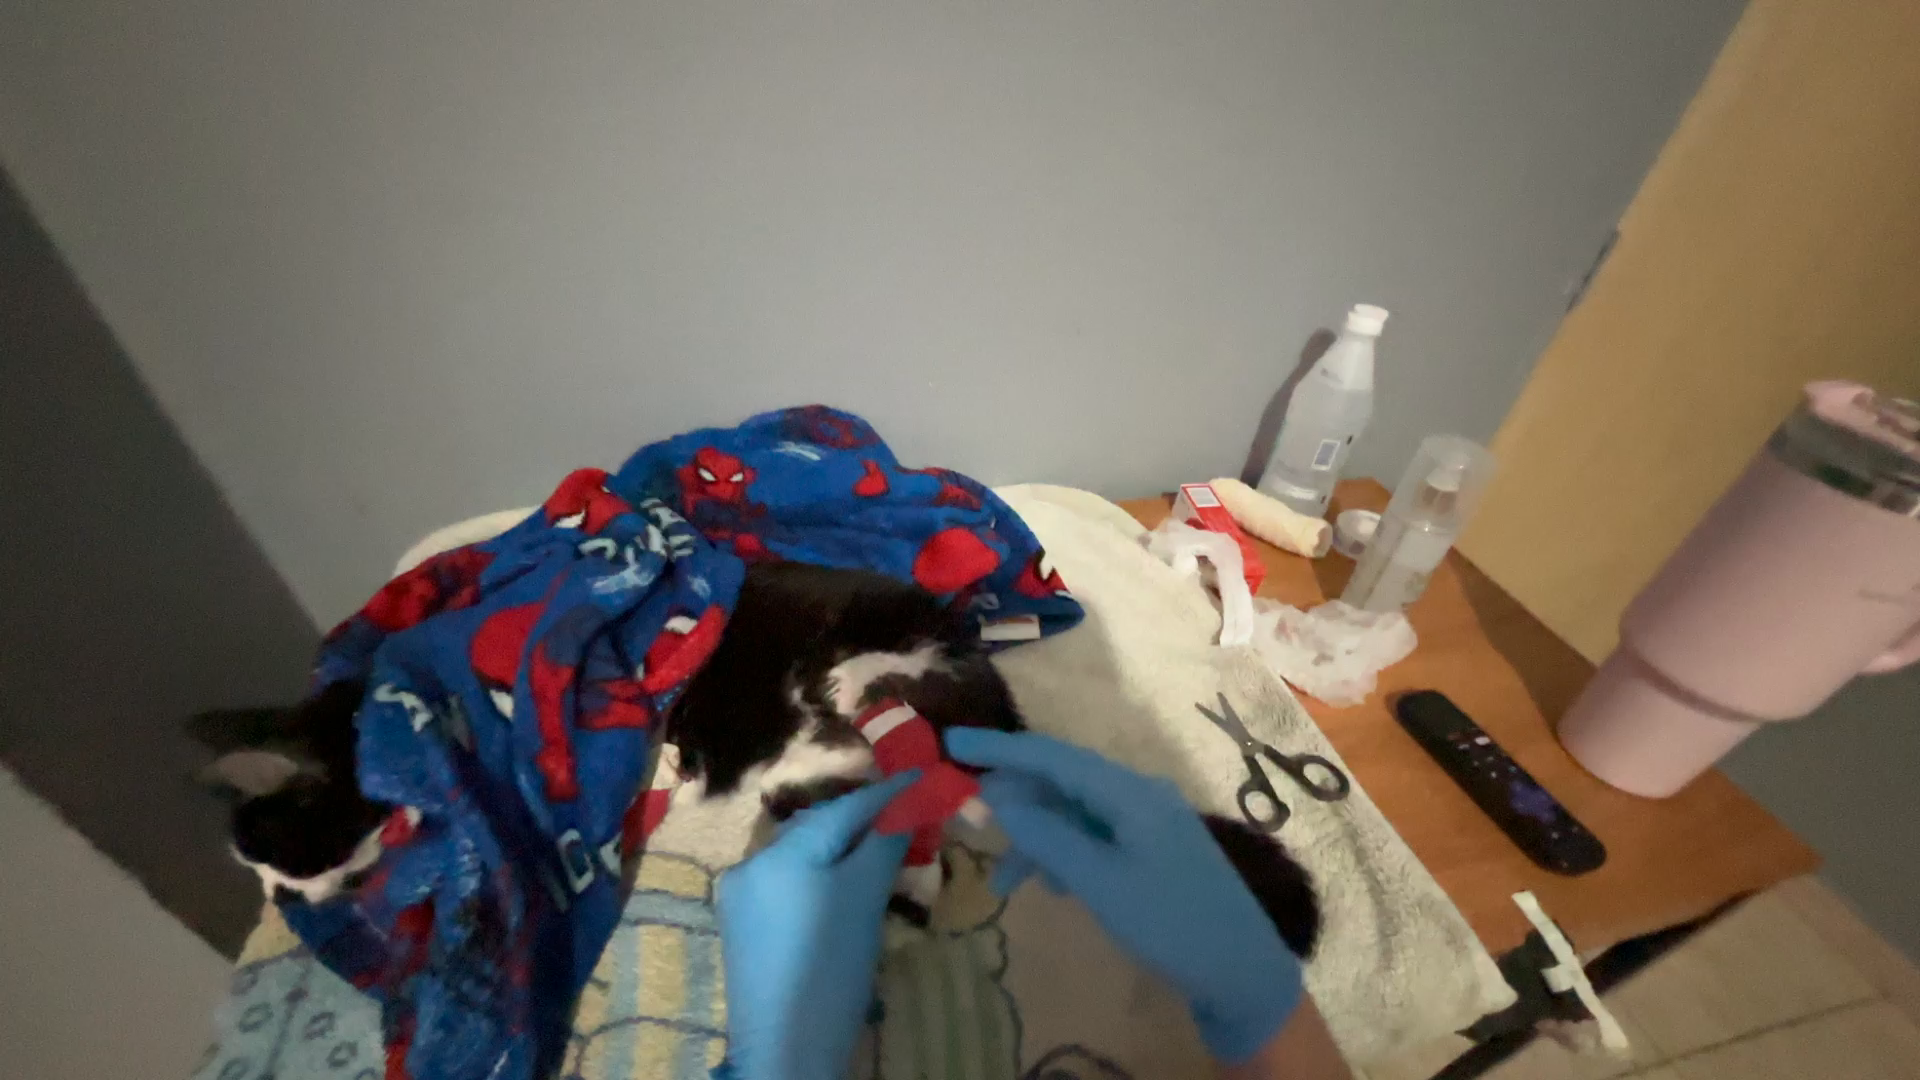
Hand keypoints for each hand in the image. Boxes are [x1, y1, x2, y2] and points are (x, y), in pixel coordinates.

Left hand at [716, 772, 916, 1079]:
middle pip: (819, 826)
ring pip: (803, 851)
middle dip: (861, 819)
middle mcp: (751, 861)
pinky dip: (819, 870)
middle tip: (903, 814)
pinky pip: (788, 877)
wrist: (788, 1051)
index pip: (844, 808)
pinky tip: (841, 878)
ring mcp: (741, 893)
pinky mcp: (742, 922)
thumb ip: (885, 841)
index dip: (886, 793)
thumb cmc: (833, 967)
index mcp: (780, 851)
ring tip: (878, 844)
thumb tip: (906, 807)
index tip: (919, 776)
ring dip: (840, 844)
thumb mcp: (866, 897)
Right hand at [945, 730, 1303, 1064]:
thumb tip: (998, 798)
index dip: (1000, 748)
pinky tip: (1049, 884)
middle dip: (1014, 796)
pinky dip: (1064, 852)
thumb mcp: (1101, 883)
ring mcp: (1143, 818)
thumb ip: (1048, 837)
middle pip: (1060, 779)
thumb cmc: (1172, 923)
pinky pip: (1092, 834)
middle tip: (968, 813)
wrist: (1244, 974)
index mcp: (1127, 790)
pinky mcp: (1147, 846)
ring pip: (1072, 811)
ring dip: (1037, 837)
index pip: (1052, 755)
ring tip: (1003, 880)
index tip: (953, 744)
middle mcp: (1135, 792)